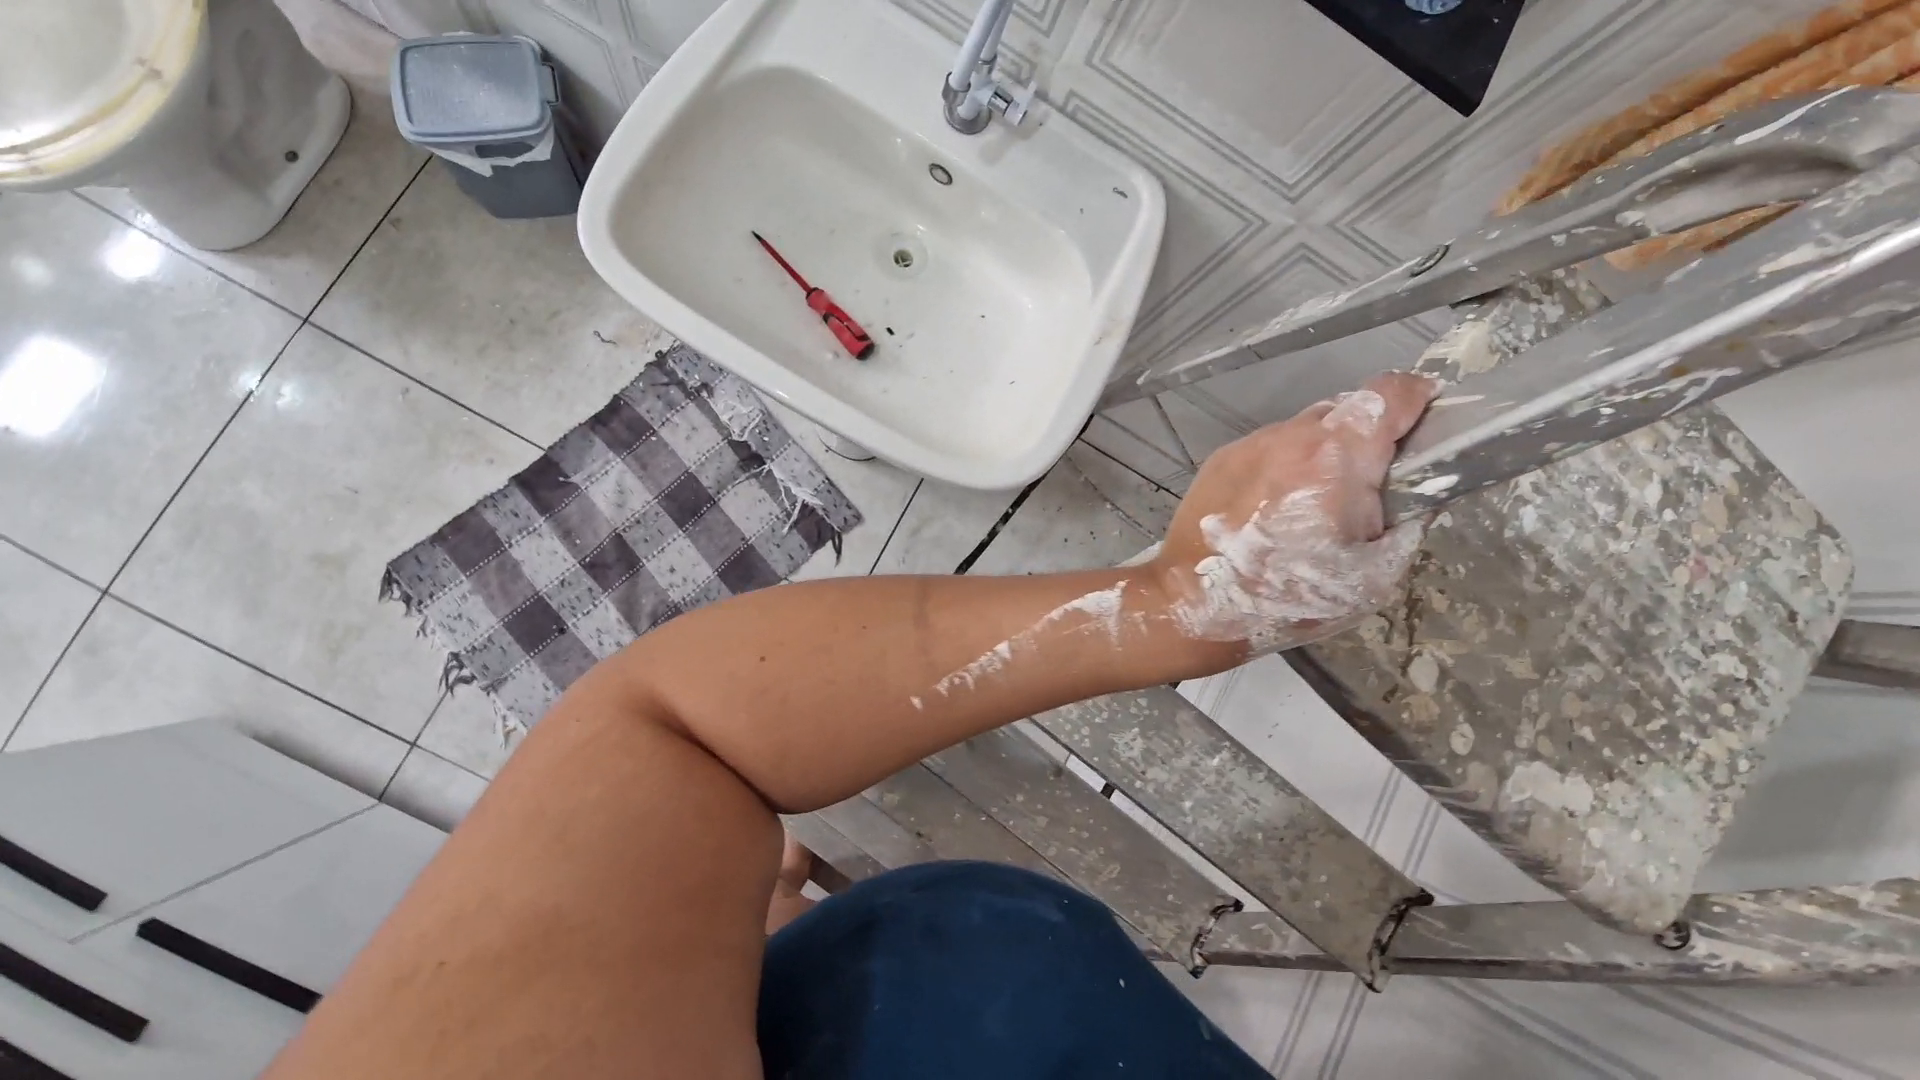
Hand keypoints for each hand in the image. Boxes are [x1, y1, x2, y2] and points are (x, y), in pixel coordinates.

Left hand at [1148, 372, 1437, 654]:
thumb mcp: (1375, 574)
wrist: (1195, 604)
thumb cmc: (1291, 597)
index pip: (1391, 392)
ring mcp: (1252, 444)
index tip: (1425, 423)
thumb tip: (1422, 492)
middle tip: (1371, 484)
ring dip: (1323, 452)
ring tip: (1316, 503)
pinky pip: (1269, 447)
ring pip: (1305, 428)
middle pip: (1347, 408)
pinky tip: (1274, 508)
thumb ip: (1409, 522)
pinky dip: (1284, 465)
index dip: (1417, 400)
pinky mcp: (1222, 457)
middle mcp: (1292, 436)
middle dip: (1369, 436)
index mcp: (1338, 455)